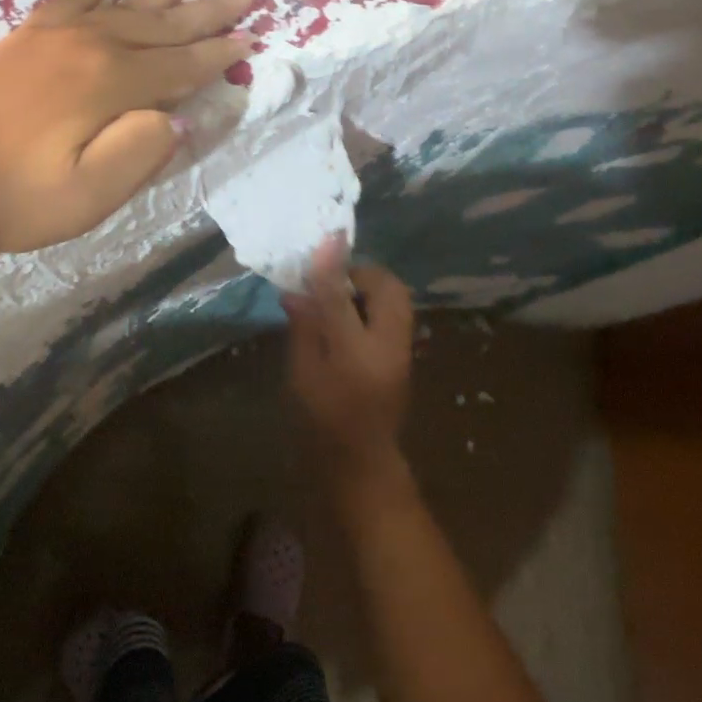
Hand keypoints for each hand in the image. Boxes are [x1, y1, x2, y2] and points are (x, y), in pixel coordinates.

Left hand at [0, 0, 254, 254]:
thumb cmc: (13, 200)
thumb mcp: (89, 195)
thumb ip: (140, 151)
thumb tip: (176, 117)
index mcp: (108, 84)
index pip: (180, 65)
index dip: (218, 55)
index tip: (252, 38)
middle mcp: (87, 46)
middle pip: (160, 24)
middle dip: (207, 9)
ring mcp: (52, 35)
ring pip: (124, 0)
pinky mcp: (24, 36)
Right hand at [281, 236, 416, 480]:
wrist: (361, 463)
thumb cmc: (321, 422)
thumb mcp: (301, 374)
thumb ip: (303, 327)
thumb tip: (297, 288)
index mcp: (356, 352)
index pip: (342, 295)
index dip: (331, 265)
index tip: (324, 238)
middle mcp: (388, 345)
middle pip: (387, 287)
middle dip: (361, 273)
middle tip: (330, 279)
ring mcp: (402, 350)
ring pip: (397, 297)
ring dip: (370, 285)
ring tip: (338, 295)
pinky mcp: (405, 355)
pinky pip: (395, 312)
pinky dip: (375, 302)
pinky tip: (349, 315)